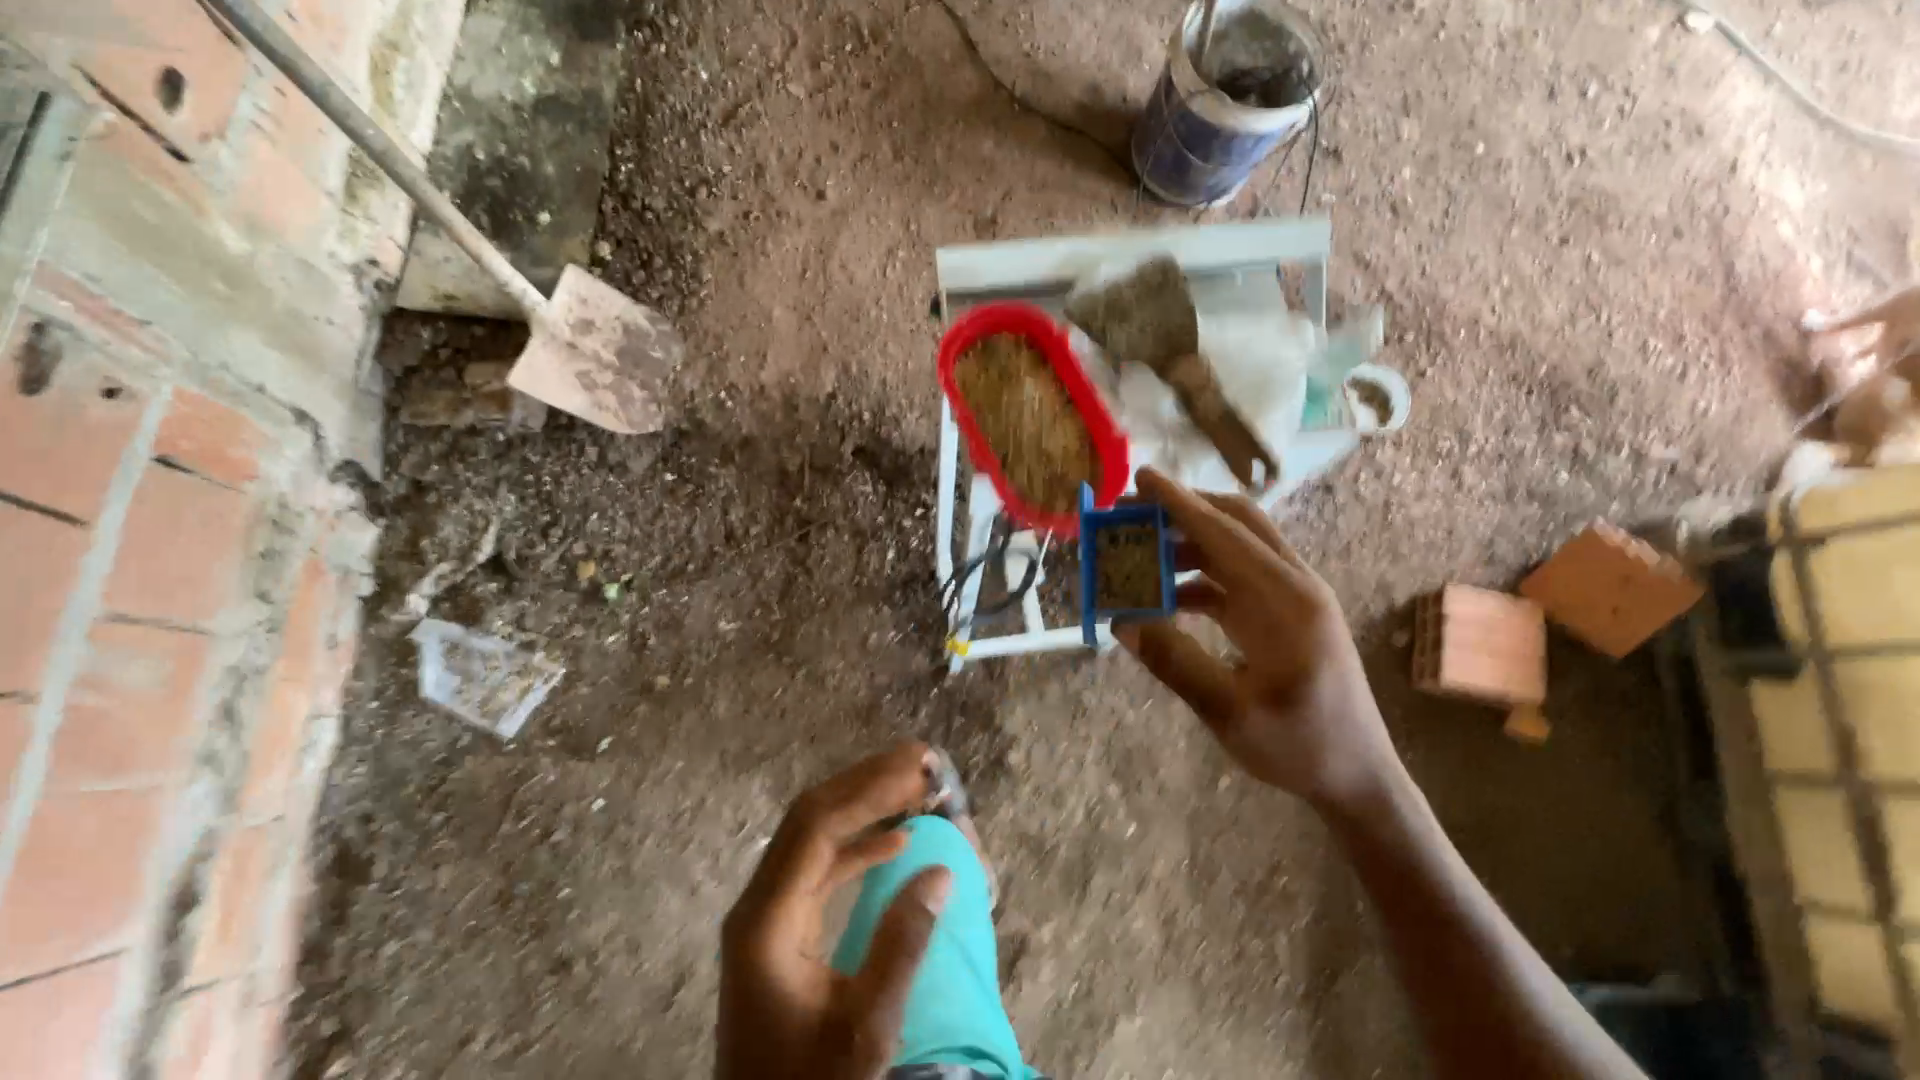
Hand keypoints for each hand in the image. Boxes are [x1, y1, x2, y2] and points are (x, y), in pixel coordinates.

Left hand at [718, 743, 950, 1079]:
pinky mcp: (778, 931)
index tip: (916, 766)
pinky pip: (817, 869)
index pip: (817, 827)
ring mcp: (765, 916)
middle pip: (809, 819)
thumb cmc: (813, 1079)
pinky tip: (894, 841)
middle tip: (919, 760)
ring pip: (812, 838)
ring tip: (914, 787)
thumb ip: (901, 945)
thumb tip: (939, 871)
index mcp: (767, 919)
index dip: (868, 789)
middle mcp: (758, 904)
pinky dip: (856, 846)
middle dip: (865, 783)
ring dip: (862, 808)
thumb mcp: (866, 1025)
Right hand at [1113, 468, 1403, 811]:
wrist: (1357, 774)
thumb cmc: (1300, 745)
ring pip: (1234, 549)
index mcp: (1287, 599)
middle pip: (1236, 524)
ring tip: (1136, 554)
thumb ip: (1176, 663)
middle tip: (1129, 513)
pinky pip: (1235, 580)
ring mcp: (1292, 599)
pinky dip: (1197, 579)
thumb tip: (1123, 621)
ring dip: (1186, 544)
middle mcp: (1294, 585)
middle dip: (1182, 511)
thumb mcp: (1231, 713)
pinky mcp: (1284, 617)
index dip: (1179, 503)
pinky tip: (1164, 597)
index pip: (1225, 533)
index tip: (1139, 476)